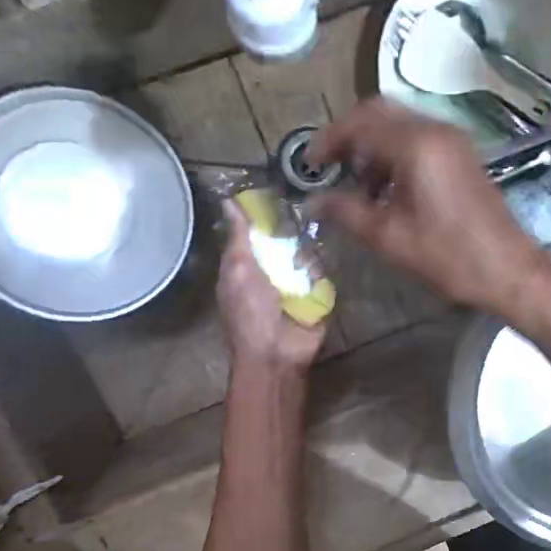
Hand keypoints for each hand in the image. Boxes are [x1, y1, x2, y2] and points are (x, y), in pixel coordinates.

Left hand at [217, 200, 325, 371]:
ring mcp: (296, 285)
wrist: (276, 354)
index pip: (257, 233)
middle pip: (285, 241)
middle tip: (296, 224)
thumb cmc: (249, 313)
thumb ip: (238, 236)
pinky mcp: (317, 297)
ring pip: (306, 254)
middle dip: (290, 234)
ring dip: (304, 256)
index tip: (276, 197)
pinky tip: (313, 276)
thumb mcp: (238, 270)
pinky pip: (322, 274)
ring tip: (299, 265)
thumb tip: (228, 201)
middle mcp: (271, 272)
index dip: (264, 216)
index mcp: (247, 266)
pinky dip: (318, 273)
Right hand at [309, 98, 550, 315]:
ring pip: (399, 123)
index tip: (308, 165)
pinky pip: (418, 138)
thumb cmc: (448, 256)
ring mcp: (452, 140)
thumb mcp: (389, 237)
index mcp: (415, 144)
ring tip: (357, 186)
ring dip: (372, 144)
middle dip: (348, 135)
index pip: (359, 125)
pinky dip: (394, 152)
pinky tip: (386, 189)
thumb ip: (345, 212)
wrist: (507, 269)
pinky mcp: (461, 154)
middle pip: (378, 112)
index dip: (327, 142)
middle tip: (329, 166)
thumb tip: (311, 202)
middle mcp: (435, 130)